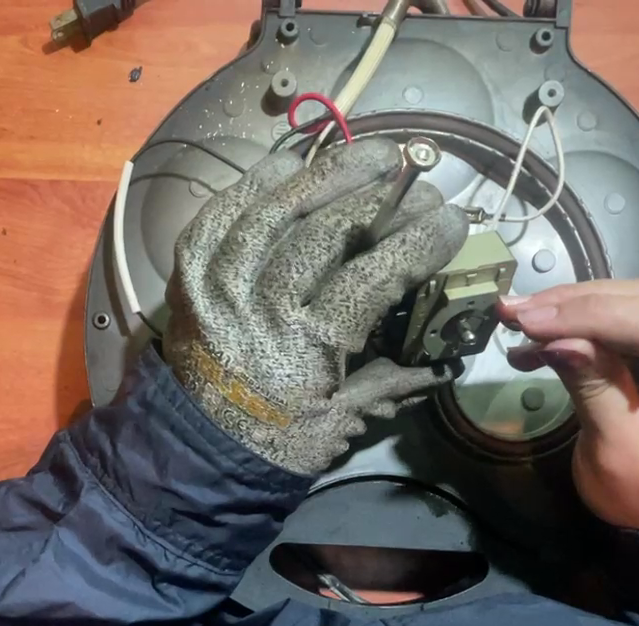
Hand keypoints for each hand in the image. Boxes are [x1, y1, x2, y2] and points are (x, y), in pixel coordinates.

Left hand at [165, 138, 468, 475]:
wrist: (196, 456)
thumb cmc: (273, 445)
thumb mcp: (337, 423)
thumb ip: (390, 379)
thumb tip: (445, 358)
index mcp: (303, 348)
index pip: (372, 276)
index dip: (417, 241)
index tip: (450, 220)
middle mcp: (258, 306)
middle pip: (325, 232)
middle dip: (379, 200)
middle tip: (416, 182)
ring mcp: (217, 286)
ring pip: (273, 211)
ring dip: (326, 174)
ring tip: (371, 156)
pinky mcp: (188, 278)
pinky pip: (219, 216)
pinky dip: (254, 186)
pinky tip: (290, 166)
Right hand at [500, 279, 638, 530]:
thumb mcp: (618, 454)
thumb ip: (595, 389)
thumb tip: (558, 340)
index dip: (598, 315)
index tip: (534, 319)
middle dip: (580, 306)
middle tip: (515, 313)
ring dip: (577, 309)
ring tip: (520, 319)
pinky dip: (587, 324)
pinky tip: (544, 333)